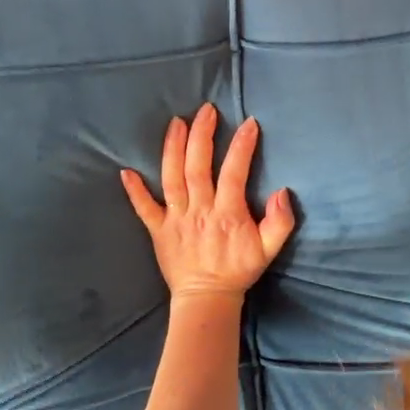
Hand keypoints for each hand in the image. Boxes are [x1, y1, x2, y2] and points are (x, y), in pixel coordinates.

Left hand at [121, 104, 296, 303]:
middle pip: (197, 167)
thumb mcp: (269, 250)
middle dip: (202, 135)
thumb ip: (280, 222)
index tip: (248, 123)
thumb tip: (282, 192)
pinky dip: (134, 191)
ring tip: (176, 123)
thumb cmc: (238, 270)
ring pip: (172, 178)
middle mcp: (200, 211)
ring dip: (172, 149)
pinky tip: (126, 171)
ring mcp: (176, 219)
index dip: (242, 146)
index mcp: (227, 213)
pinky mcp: (158, 230)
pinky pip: (143, 209)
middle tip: (206, 110)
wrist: (207, 300)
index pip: (234, 172)